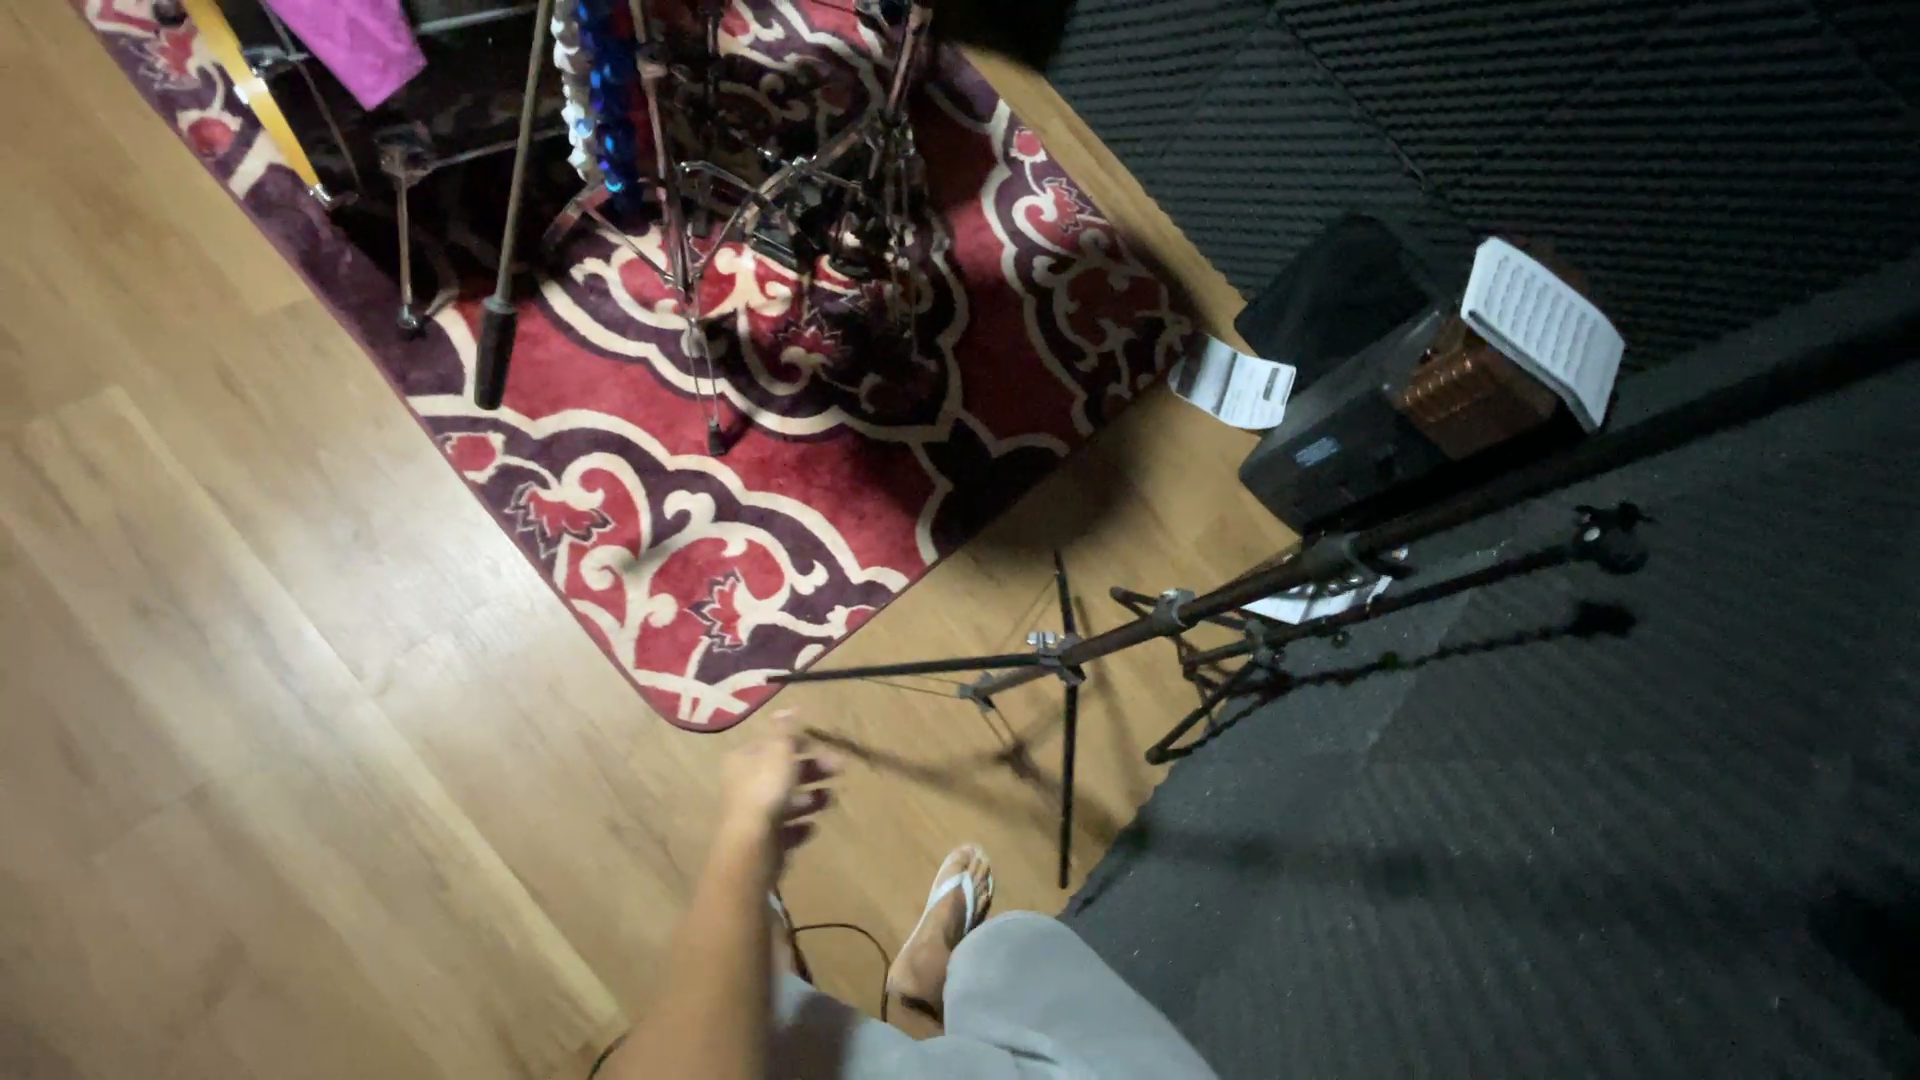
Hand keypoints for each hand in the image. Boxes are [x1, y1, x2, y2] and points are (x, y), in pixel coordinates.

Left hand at [717, 711, 840, 852]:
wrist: (752, 844)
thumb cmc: (766, 789)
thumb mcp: (778, 749)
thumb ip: (785, 729)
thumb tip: (788, 707)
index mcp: (744, 759)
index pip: (775, 744)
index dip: (803, 744)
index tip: (829, 748)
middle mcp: (744, 784)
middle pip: (785, 771)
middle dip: (813, 770)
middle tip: (840, 770)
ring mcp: (753, 813)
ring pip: (788, 800)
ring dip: (812, 798)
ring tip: (830, 800)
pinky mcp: (764, 838)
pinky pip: (788, 828)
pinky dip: (801, 825)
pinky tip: (811, 826)